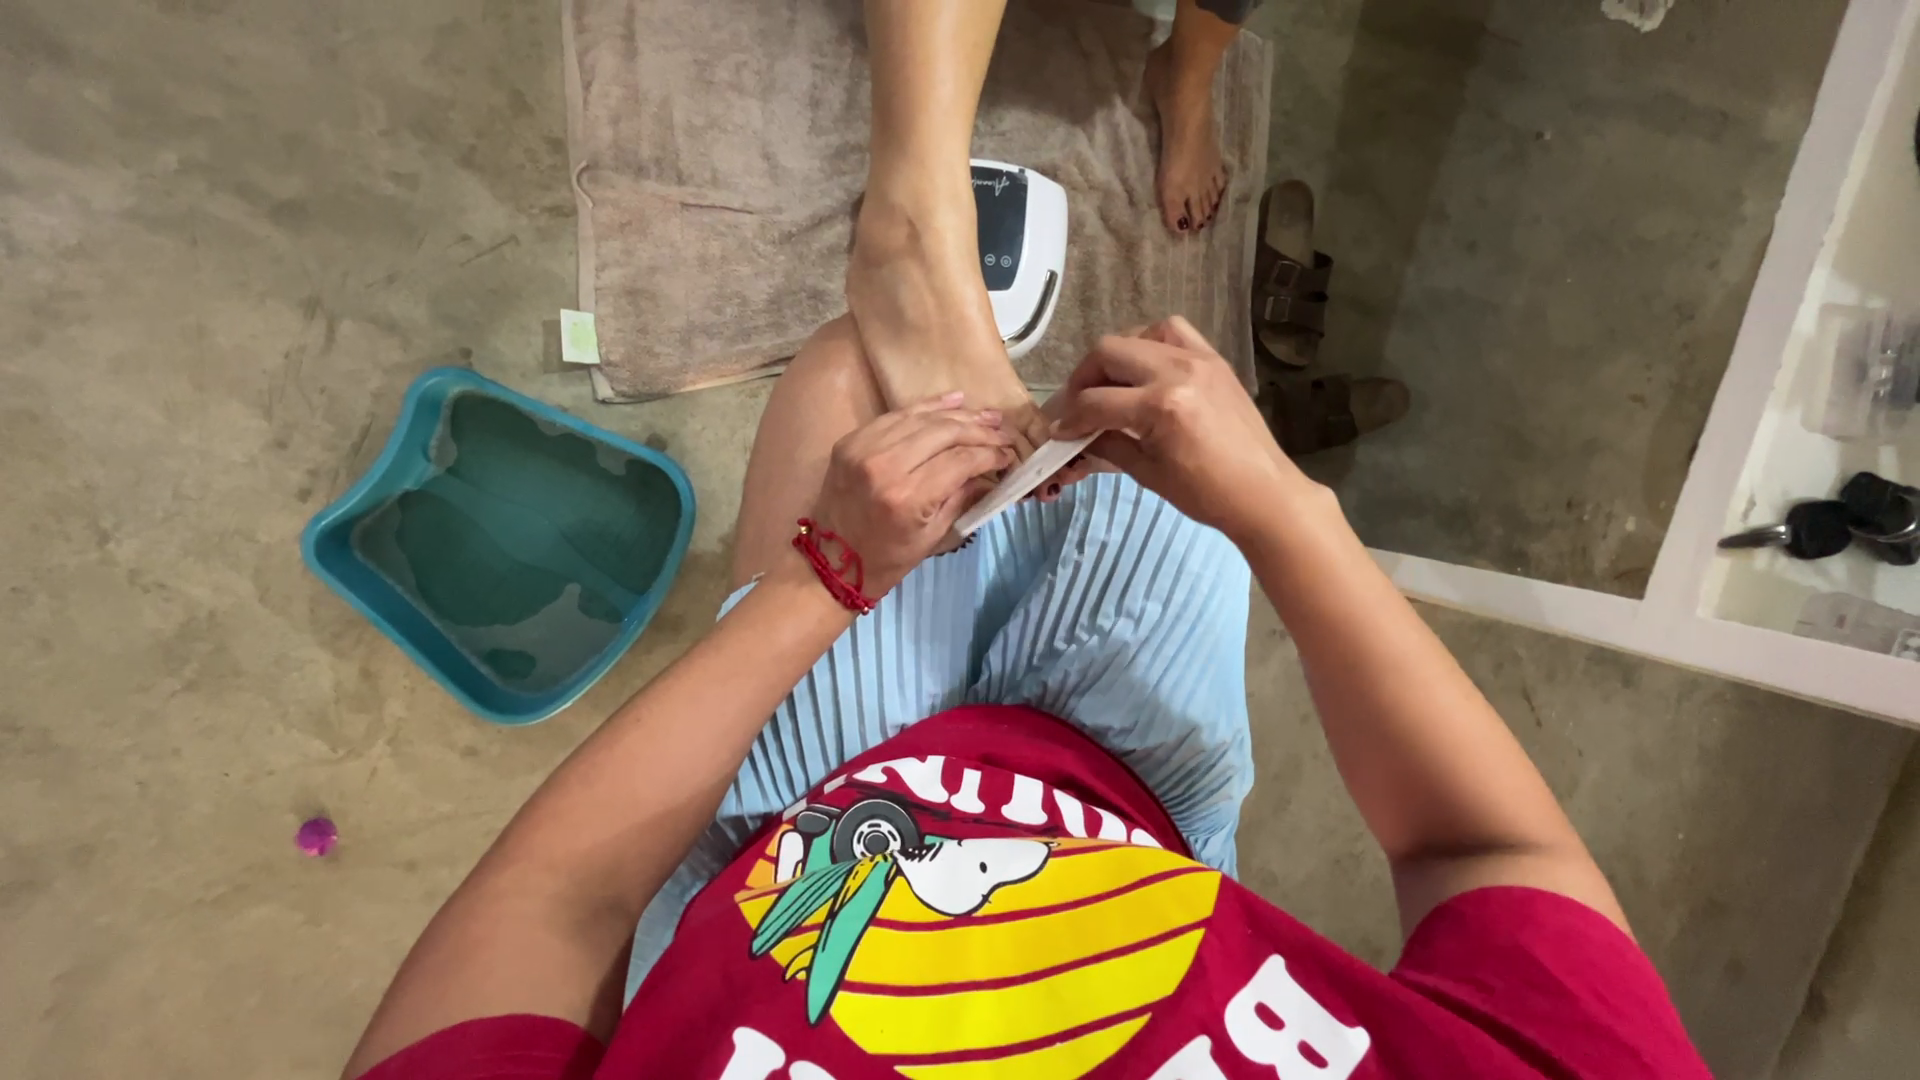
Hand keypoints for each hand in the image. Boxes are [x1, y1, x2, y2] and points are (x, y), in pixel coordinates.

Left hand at [809, 392, 1014, 595]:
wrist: (829, 563)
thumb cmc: (885, 559)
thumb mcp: (932, 537)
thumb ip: (962, 498)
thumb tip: (991, 472)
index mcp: (907, 497)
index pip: (961, 461)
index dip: (990, 455)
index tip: (1009, 455)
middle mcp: (884, 466)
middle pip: (944, 433)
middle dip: (980, 431)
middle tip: (1004, 431)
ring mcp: (864, 449)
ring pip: (921, 418)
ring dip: (958, 415)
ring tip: (986, 415)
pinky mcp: (851, 441)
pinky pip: (896, 416)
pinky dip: (927, 407)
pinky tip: (954, 401)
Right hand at [1050, 317, 1315, 539]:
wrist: (1263, 492)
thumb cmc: (1205, 494)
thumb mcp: (1147, 473)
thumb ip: (1107, 445)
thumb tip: (1075, 435)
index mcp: (1160, 406)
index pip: (1094, 402)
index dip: (1069, 419)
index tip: (1059, 432)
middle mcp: (1178, 371)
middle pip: (1108, 352)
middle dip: (1083, 379)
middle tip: (1078, 405)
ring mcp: (1199, 359)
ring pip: (1138, 333)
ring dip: (1115, 356)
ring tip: (1110, 383)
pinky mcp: (1214, 359)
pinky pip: (1173, 331)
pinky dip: (1149, 343)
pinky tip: (1145, 370)